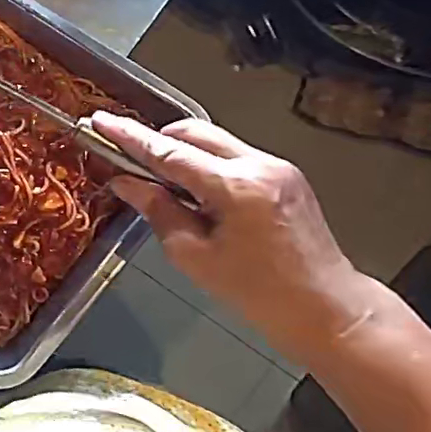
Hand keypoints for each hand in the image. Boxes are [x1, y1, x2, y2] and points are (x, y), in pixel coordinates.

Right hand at [89, 112, 395, 364]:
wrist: (328, 309)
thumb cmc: (260, 294)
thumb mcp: (194, 257)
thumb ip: (157, 211)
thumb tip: (126, 183)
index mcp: (236, 188)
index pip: (170, 153)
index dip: (130, 137)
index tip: (101, 122)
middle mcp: (260, 165)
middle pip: (194, 133)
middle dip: (157, 140)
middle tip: (126, 156)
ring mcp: (276, 166)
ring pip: (213, 140)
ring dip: (181, 152)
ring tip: (158, 180)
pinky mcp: (284, 175)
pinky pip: (232, 155)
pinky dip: (204, 163)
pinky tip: (193, 190)